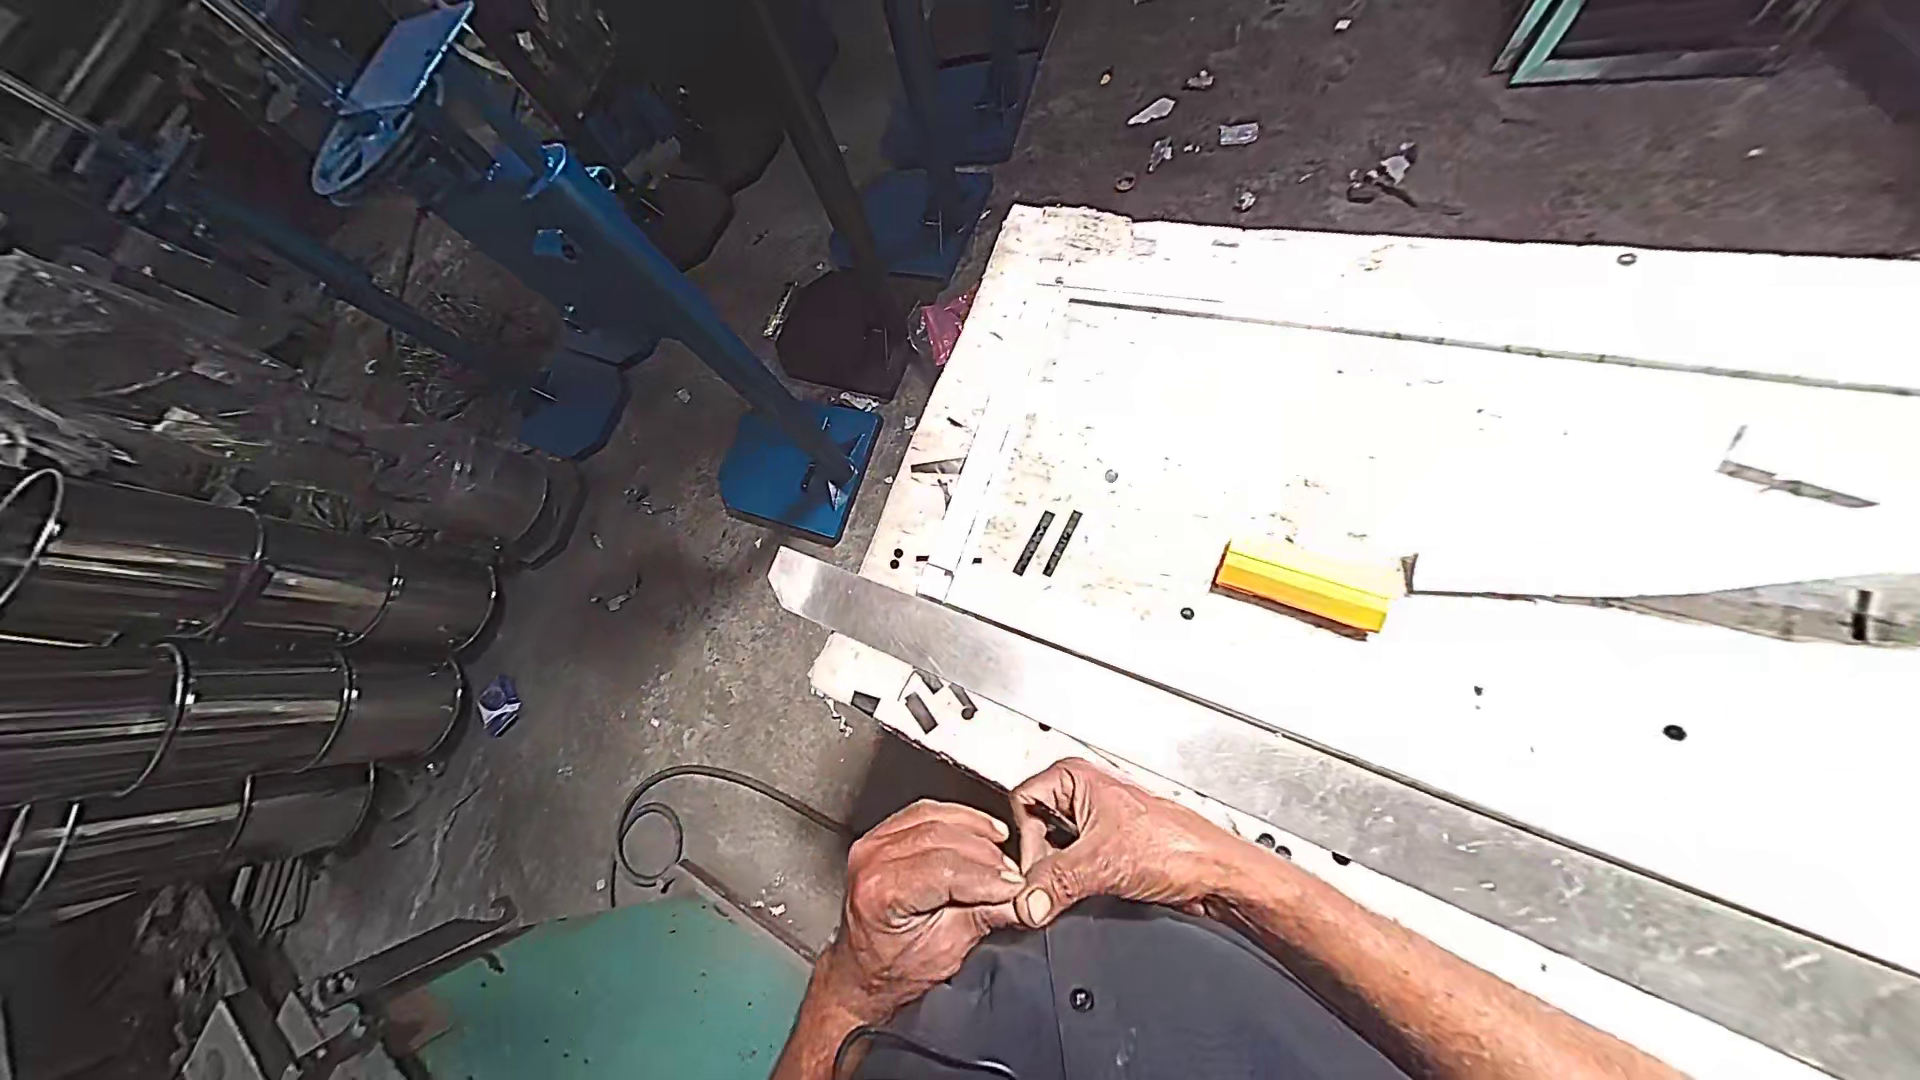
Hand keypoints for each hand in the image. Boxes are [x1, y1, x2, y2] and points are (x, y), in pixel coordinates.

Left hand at [814, 800, 1025, 1021]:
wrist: (861, 969)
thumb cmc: (893, 970)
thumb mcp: (945, 952)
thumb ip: (982, 917)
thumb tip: (1019, 900)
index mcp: (879, 892)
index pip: (943, 869)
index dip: (985, 876)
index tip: (1015, 885)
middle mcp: (871, 859)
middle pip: (940, 838)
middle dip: (985, 854)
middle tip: (1013, 873)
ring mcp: (874, 841)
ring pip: (935, 817)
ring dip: (975, 829)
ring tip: (1001, 848)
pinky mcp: (883, 831)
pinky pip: (926, 811)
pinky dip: (957, 817)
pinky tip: (978, 829)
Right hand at [1010, 758, 1251, 926]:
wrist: (1215, 874)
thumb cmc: (1177, 846)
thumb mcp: (1102, 862)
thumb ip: (1055, 882)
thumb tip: (1023, 901)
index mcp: (1073, 775)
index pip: (1020, 803)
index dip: (1025, 841)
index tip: (1033, 872)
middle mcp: (1080, 792)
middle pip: (1033, 827)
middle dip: (1040, 861)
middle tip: (1048, 887)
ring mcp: (1091, 819)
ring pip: (1051, 848)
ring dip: (1056, 873)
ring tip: (1073, 886)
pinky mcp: (1101, 845)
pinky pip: (1068, 862)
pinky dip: (1068, 881)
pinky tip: (1083, 891)